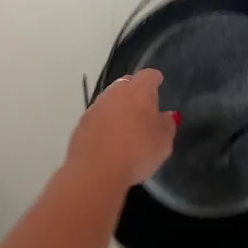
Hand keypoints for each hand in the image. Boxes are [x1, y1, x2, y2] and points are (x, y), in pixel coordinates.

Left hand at [68, 69, 175, 189]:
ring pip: (109, 100)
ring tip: (125, 125)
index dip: (154, 79)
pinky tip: (109, 139)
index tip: (159, 82)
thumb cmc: (138, 152)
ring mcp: (95, 108)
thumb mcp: (164, 142)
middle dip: (135, 90)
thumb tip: (167, 115)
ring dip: (117, 107)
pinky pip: (97, 118)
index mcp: (139, 91)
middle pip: (126, 84)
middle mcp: (115, 93)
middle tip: (143, 105)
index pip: (148, 75)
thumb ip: (167, 124)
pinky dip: (104, 123)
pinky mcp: (80, 125)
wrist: (95, 172)